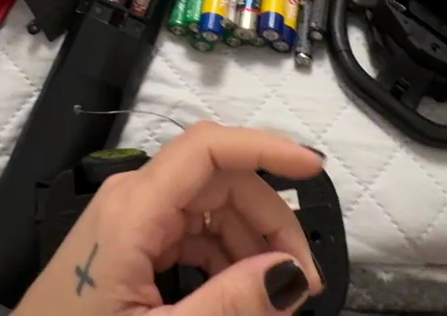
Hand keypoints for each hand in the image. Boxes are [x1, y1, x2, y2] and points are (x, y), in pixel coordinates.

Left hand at [11, 122, 325, 315]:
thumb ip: (230, 305)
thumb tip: (295, 274)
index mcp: (134, 208)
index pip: (207, 148)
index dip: (264, 146)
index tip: (314, 168)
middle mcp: (134, 197)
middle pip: (218, 180)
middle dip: (269, 219)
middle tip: (306, 282)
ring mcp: (132, 217)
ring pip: (210, 207)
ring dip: (252, 242)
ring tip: (282, 295)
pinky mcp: (133, 240)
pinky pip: (192, 231)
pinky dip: (225, 256)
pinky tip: (244, 291)